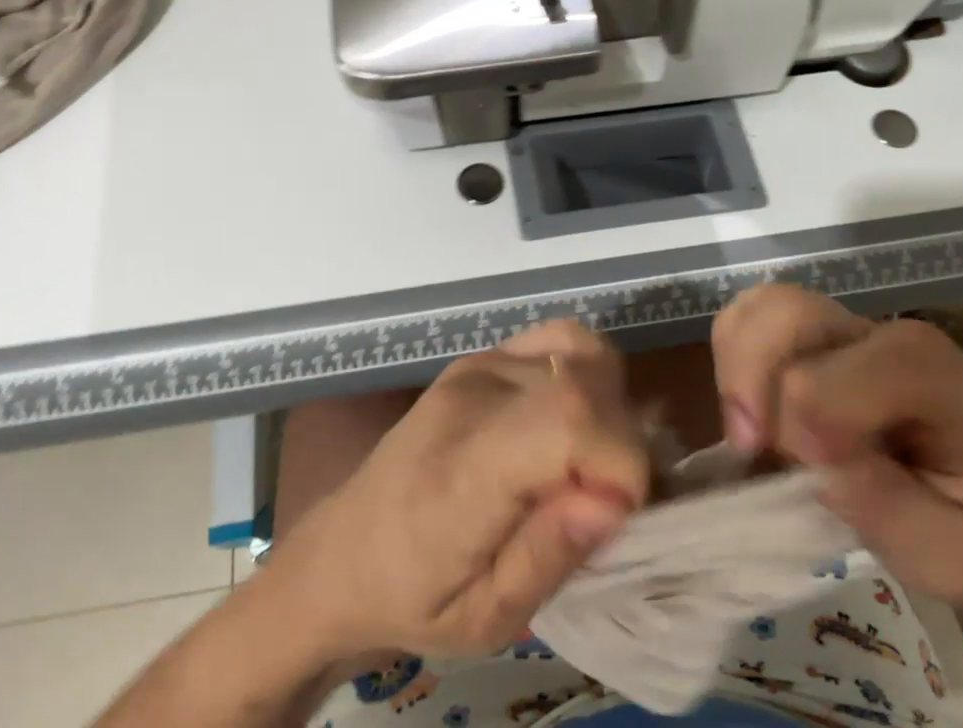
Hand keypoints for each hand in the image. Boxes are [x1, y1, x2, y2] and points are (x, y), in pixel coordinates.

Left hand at [271, 320, 650, 659]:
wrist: (341, 556)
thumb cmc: (411, 601)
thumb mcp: (484, 621)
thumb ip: (548, 557)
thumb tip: (613, 502)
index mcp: (463, 474)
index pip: (568, 421)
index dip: (619, 464)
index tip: (615, 516)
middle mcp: (469, 402)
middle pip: (584, 380)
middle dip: (621, 441)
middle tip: (602, 500)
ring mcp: (473, 369)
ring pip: (581, 352)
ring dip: (608, 407)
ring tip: (587, 464)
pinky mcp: (477, 360)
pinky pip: (557, 341)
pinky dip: (583, 374)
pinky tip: (568, 424)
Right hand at [712, 284, 962, 605]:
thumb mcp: (960, 559)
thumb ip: (896, 512)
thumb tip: (819, 464)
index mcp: (943, 382)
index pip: (867, 360)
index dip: (823, 415)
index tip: (820, 475)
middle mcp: (887, 341)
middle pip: (794, 312)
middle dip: (760, 382)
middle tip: (758, 451)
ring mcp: (842, 340)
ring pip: (760, 310)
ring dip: (736, 374)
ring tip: (751, 442)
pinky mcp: (805, 352)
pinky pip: (745, 329)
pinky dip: (729, 371)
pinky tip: (749, 430)